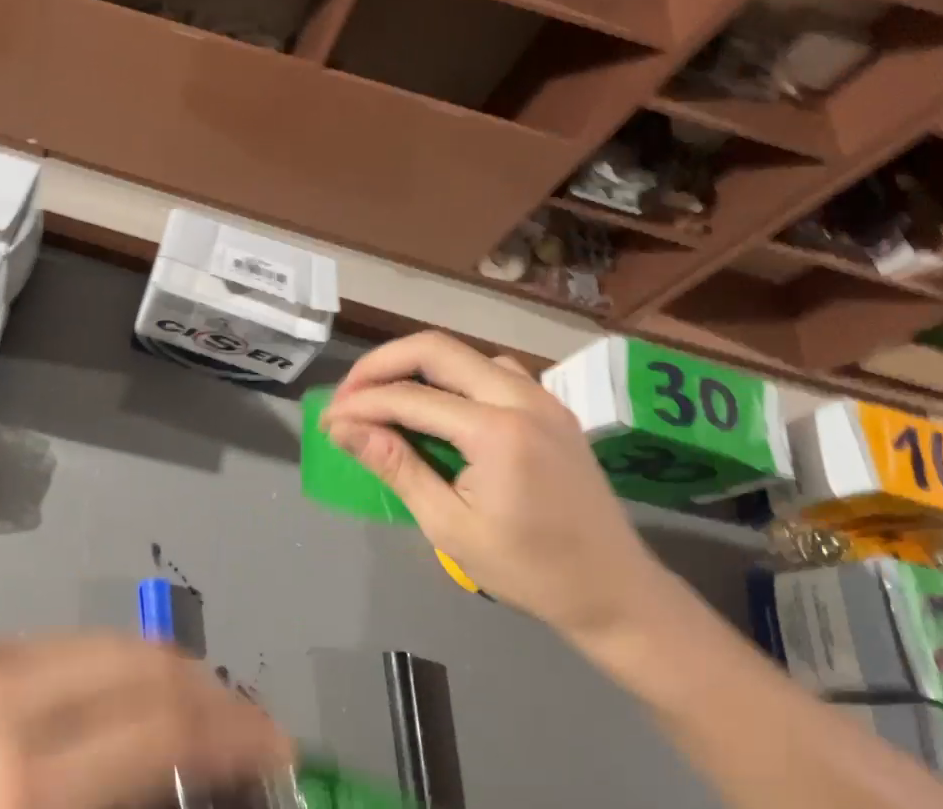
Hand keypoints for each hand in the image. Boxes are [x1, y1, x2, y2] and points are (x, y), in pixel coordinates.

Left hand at [0, 634, 290, 808]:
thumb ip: (118, 807)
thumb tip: (184, 785)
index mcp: (25, 783)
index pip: (166, 728)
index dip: (238, 733)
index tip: (280, 750)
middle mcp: (8, 697)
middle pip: (148, 668)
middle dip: (214, 695)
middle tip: (251, 728)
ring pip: (112, 644)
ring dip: (170, 674)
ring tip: (200, 710)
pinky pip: (66, 646)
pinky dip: (115, 668)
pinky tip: (127, 699)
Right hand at [320, 332, 674, 643]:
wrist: (616, 593)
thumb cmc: (529, 570)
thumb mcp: (450, 525)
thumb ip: (396, 466)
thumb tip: (343, 427)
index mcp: (497, 430)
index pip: (409, 397)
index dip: (360, 404)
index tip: (327, 421)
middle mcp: (522, 398)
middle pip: (435, 349)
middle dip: (381, 366)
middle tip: (348, 396)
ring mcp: (542, 399)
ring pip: (465, 355)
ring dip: (417, 366)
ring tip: (384, 399)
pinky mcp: (552, 409)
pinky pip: (492, 371)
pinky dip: (453, 377)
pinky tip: (439, 407)